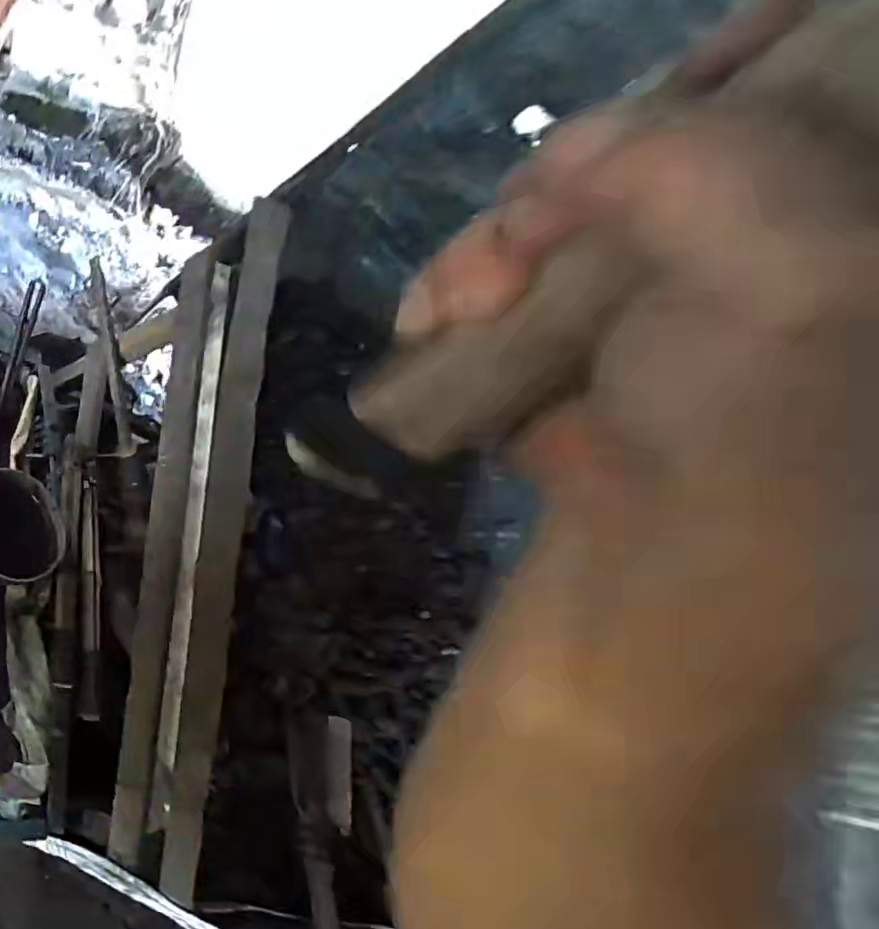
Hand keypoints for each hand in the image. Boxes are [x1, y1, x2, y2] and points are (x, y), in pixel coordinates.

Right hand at [390, 0, 877, 504]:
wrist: (650, 540)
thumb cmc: (754, 420)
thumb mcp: (781, 279)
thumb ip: (694, 172)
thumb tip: (566, 145)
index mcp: (846, 172)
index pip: (802, 52)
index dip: (727, 58)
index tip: (666, 101)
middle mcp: (749, 200)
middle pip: (642, 129)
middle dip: (559, 184)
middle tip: (520, 241)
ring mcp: (640, 260)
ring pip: (544, 206)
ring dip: (481, 251)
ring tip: (455, 309)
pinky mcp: (555, 311)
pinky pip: (489, 268)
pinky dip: (445, 292)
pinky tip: (428, 324)